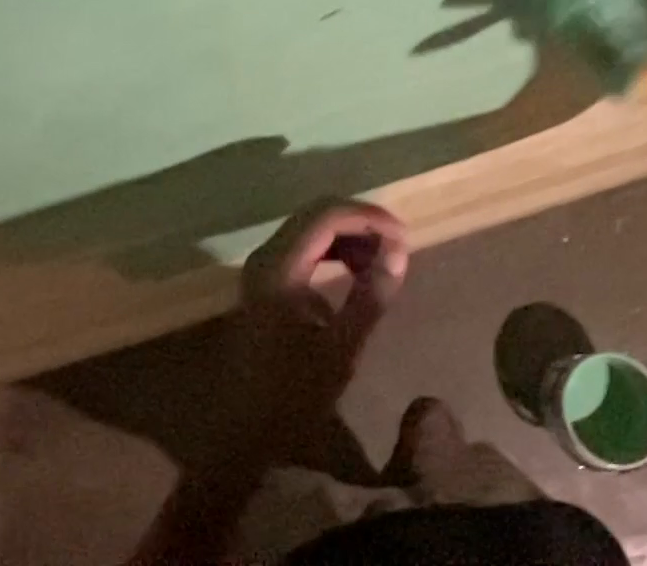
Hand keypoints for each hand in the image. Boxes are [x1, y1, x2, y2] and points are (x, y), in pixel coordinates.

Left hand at [219, 199, 409, 460]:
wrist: (242, 432)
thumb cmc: (292, 395)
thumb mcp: (340, 350)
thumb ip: (370, 297)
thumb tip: (398, 252)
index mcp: (279, 270)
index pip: (326, 216)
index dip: (369, 217)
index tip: (404, 237)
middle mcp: (265, 257)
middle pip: (317, 213)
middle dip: (361, 222)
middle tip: (398, 246)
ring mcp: (263, 267)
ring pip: (311, 226)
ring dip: (349, 235)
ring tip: (383, 260)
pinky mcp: (267, 280)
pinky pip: (304, 245)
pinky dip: (334, 249)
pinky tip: (357, 271)